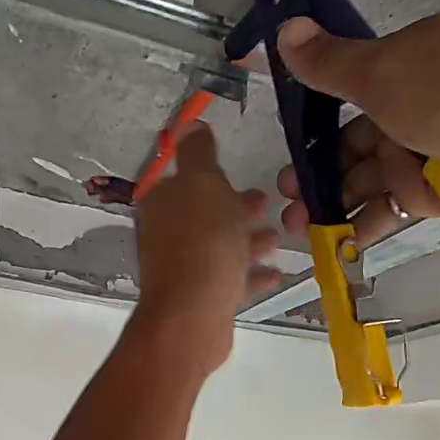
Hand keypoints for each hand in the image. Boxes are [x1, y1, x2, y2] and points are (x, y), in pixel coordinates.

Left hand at [133, 121, 281, 368]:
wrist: (193, 315)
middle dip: (235, 207)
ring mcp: (182, 270)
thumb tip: (189, 124)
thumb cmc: (202, 241)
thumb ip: (198, 153)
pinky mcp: (200, 300)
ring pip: (219, 248)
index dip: (210, 175)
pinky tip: (275, 273)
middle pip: (204, 215)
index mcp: (162, 204)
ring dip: (247, 240)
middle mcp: (166, 235)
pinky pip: (229, 281)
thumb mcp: (203, 184)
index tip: (236, 173)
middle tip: (266, 202)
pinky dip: (250, 275)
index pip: (182, 181)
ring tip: (277, 238)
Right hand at [273, 13, 439, 240]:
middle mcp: (420, 103)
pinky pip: (404, 205)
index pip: (346, 97)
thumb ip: (332, 64)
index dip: (311, 132)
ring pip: (375, 180)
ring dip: (337, 205)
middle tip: (287, 208)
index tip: (285, 160)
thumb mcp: (387, 73)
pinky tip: (342, 245)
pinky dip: (375, 222)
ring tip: (303, 233)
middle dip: (318, 178)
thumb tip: (285, 25)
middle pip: (356, 145)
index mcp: (406, 63)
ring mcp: (439, 149)